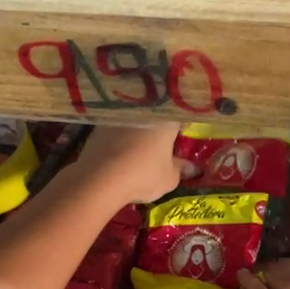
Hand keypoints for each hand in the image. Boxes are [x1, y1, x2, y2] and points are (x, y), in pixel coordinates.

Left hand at [74, 123, 188, 204]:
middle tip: (161, 140)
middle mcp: (143, 109)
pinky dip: (120, 135)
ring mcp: (119, 115)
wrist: (100, 178)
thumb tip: (190, 167)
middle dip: (158, 124)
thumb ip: (180, 169)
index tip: (181, 134)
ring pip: (134, 118)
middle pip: (155, 113)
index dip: (181, 124)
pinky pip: (116, 127)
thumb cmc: (144, 175)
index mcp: (166, 119)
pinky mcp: (99, 124)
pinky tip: (120, 149)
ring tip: (138, 146)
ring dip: (137, 128)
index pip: (179, 114)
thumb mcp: (170, 179)